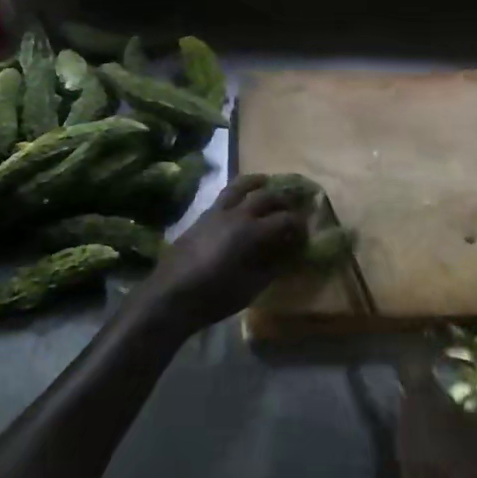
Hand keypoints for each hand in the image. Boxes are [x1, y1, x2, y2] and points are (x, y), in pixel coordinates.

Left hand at [136, 174, 311, 331]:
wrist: (171, 294)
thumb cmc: (214, 296)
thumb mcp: (251, 287)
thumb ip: (272, 267)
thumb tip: (287, 254)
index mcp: (252, 232)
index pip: (284, 219)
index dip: (299, 224)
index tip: (305, 231)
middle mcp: (236, 214)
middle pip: (266, 197)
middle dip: (283, 200)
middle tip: (291, 208)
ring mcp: (216, 212)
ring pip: (240, 186)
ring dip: (256, 182)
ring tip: (266, 181)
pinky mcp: (201, 216)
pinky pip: (224, 195)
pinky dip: (237, 191)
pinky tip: (239, 200)